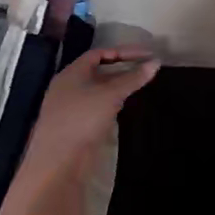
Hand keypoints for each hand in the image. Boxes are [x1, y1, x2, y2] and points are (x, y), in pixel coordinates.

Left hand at [22, 47, 159, 179]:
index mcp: (71, 73)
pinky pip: (96, 106)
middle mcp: (68, 87)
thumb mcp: (111, 94)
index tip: (146, 55)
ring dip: (118, 86)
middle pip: (99, 71)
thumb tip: (156, 62)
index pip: (99, 53)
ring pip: (98, 90)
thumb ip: (133, 78)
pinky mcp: (75, 126)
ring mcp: (70, 107)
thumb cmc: (83, 119)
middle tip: (146, 69)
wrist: (59, 162)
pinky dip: (111, 102)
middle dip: (123, 68)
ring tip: (140, 86)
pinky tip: (124, 107)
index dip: (123, 51)